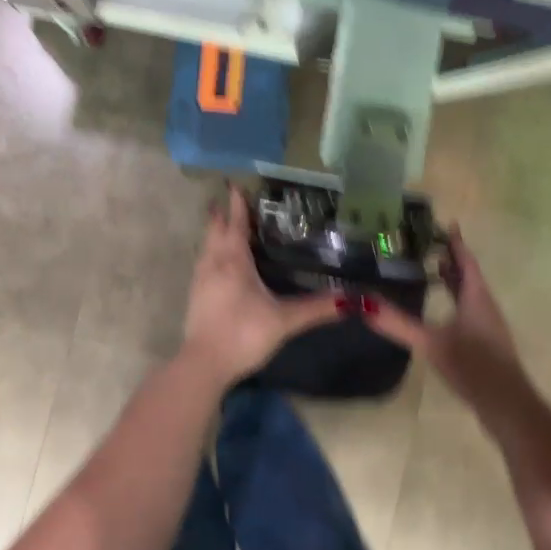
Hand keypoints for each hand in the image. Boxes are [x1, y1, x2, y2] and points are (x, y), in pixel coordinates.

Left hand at [180, 186, 343, 385]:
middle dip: (221, 214)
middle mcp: (213, 264)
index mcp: (234, 261)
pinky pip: (203, 263)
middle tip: (228, 198)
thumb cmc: (243, 333)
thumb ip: (317, 309)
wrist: (203, 365)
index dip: (237, 204)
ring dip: (213, 232)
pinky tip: (216, 263)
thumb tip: (354, 299)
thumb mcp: (284, 320)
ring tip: (221, 224)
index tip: (236, 184)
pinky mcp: (195, 297)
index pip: (235, 223)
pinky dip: (211, 253)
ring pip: (206, 247)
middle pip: (215, 230)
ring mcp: (200, 281)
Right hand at [367, 226, 531, 413]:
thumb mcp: (431, 343)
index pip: (465, 260)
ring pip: (468, 294)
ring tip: (430, 271)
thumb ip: (398, 324)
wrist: (507, 405)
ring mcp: (487, 326)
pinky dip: (453, 301)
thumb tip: (362, 304)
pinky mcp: (485, 344)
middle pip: (467, 275)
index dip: (455, 242)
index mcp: (475, 296)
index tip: (445, 223)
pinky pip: (467, 311)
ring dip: (452, 280)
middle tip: (427, 244)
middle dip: (450, 259)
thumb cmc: (473, 365)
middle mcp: (484, 306)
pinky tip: (439, 312)